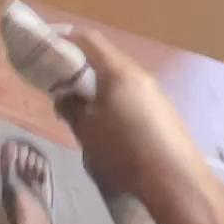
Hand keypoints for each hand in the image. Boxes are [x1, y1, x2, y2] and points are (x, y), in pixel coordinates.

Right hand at [69, 31, 223, 223]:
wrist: (178, 185)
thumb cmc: (125, 151)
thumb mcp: (86, 130)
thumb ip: (70, 106)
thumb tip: (64, 96)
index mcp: (119, 71)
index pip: (88, 39)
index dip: (64, 37)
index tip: (46, 47)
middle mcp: (140, 75)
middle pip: (105, 59)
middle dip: (80, 66)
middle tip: (59, 82)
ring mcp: (156, 95)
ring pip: (120, 80)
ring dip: (97, 87)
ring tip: (81, 108)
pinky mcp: (165, 115)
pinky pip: (133, 97)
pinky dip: (114, 102)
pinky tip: (108, 127)